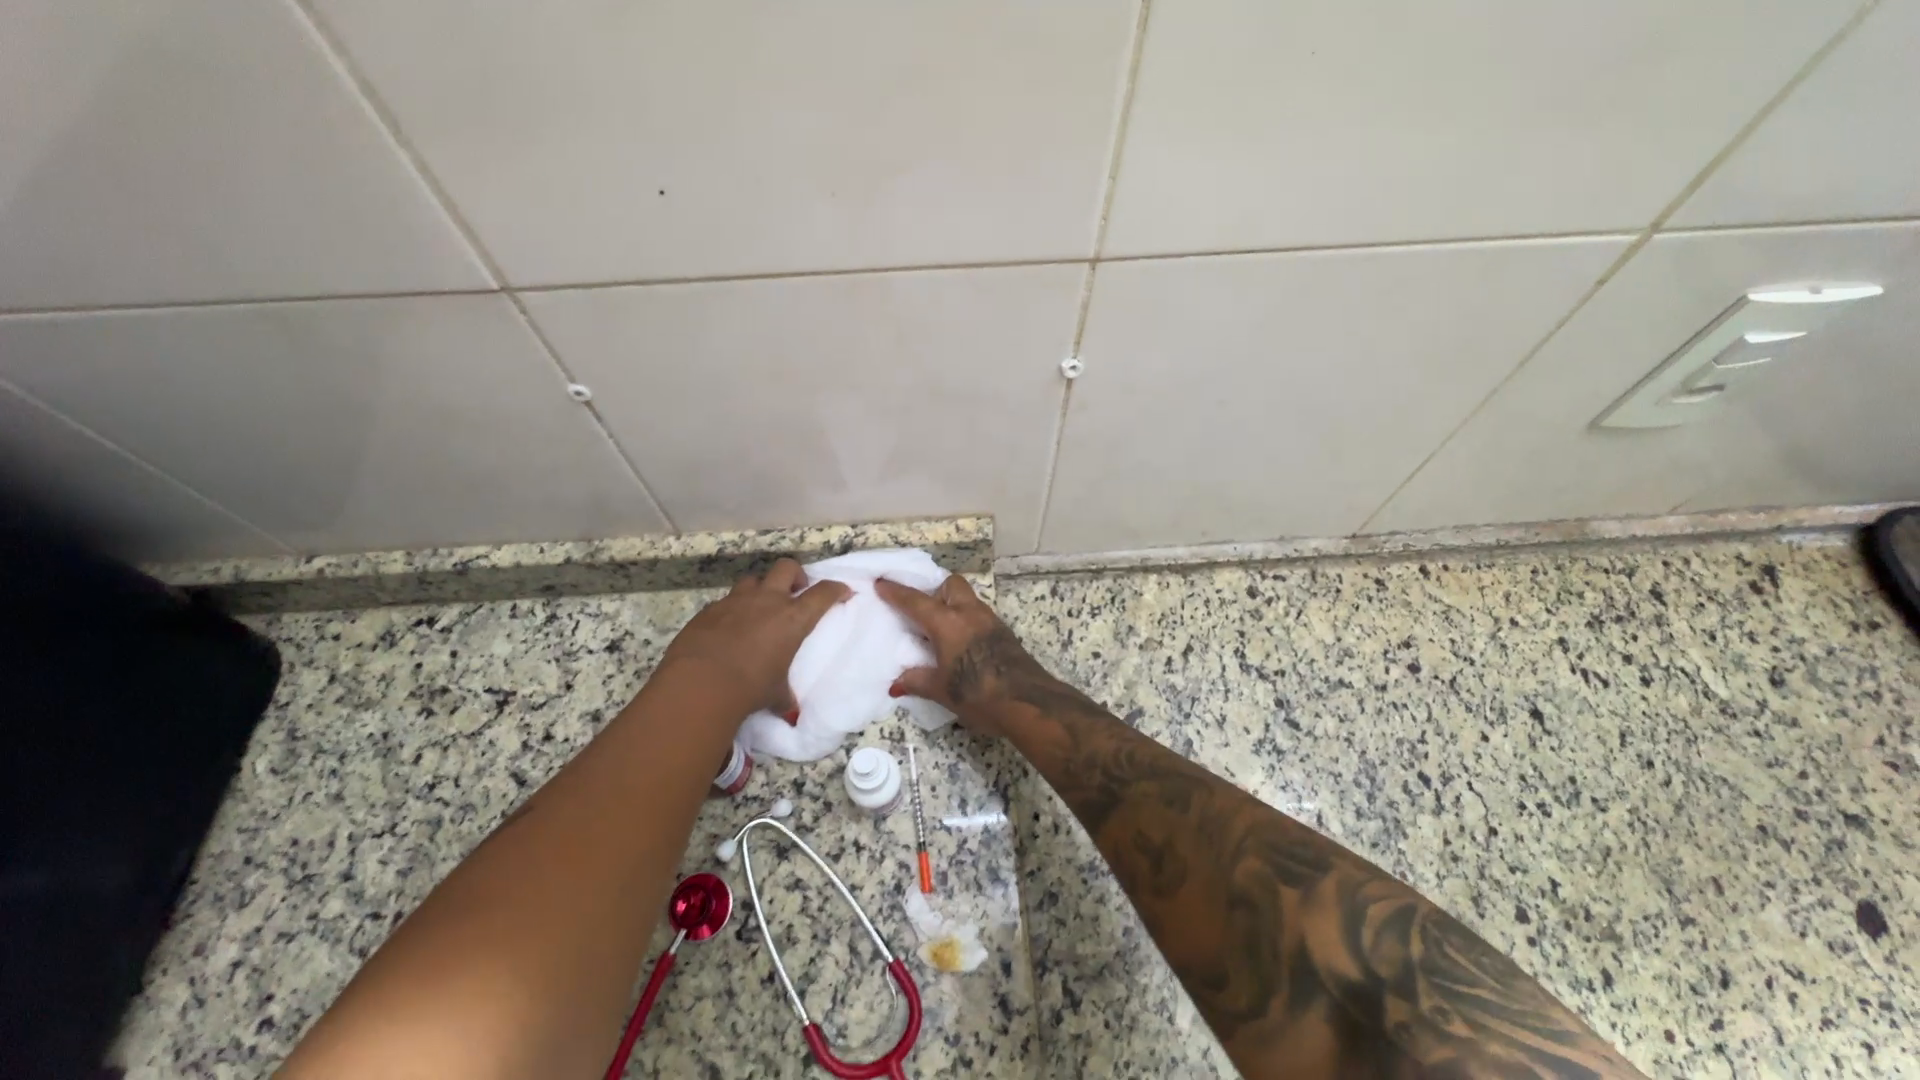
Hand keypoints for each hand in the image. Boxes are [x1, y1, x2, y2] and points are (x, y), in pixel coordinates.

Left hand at [658, 559, 849, 720]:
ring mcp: (735, 602)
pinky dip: (731, 611)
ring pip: (752, 580)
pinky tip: (728, 630)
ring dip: (760, 590)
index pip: (823, 593)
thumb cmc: (750, 687)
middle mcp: (766, 601)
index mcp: (793, 618)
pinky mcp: (708, 610)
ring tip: (759, 610)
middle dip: (795, 575)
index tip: (842, 592)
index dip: (836, 589)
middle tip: (795, 593)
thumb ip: (784, 694)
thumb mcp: (775, 693)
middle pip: (786, 568)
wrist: (700, 683)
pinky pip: (725, 602)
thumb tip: (787, 708)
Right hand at [874, 575, 1060, 738]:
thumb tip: (896, 684)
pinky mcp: (1004, 635)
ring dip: (951, 606)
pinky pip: (978, 617)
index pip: (916, 601)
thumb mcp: (942, 690)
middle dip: (934, 590)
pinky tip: (959, 644)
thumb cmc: (979, 694)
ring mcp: (990, 622)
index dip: (896, 592)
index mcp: (948, 623)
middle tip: (920, 609)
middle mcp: (969, 614)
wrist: (1028, 703)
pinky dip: (965, 622)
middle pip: (951, 585)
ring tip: (936, 629)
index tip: (881, 583)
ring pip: (967, 600)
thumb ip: (917, 681)